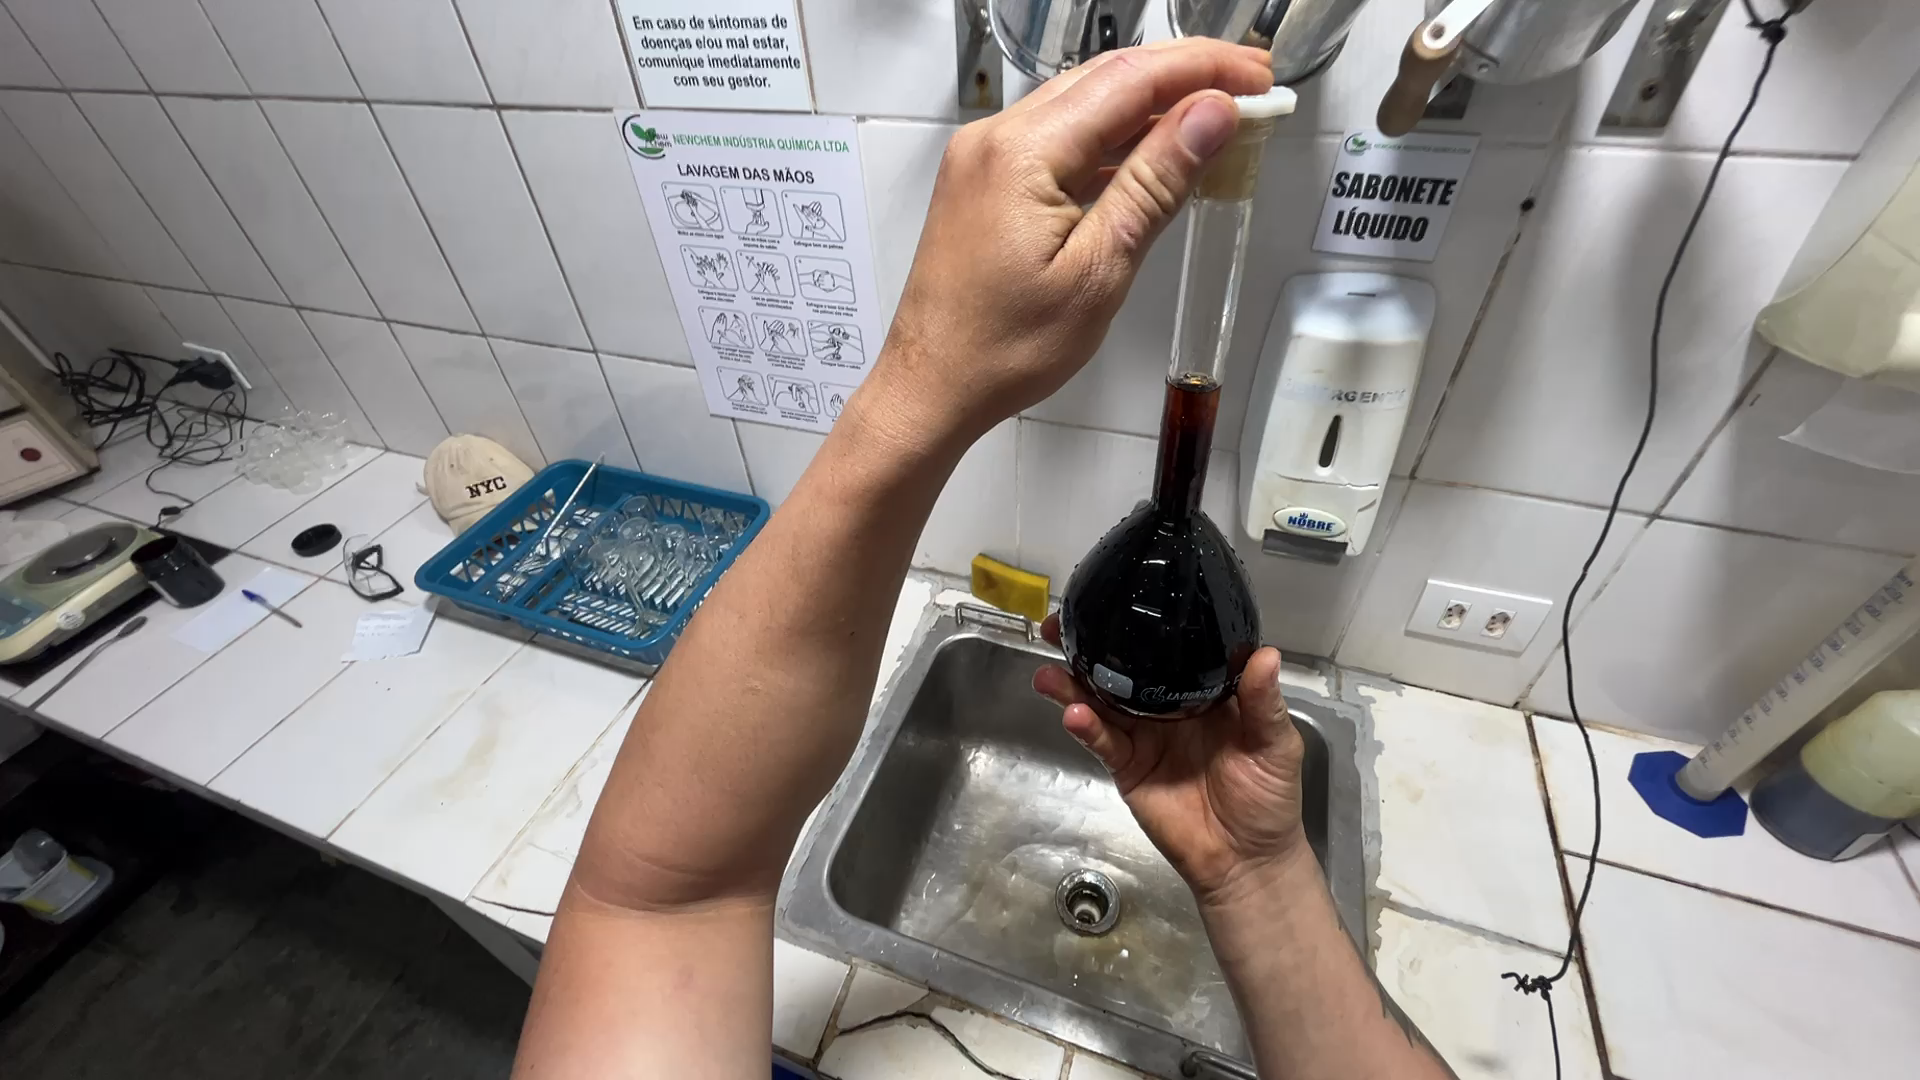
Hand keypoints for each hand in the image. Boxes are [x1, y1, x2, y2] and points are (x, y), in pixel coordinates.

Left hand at [869, 39, 1271, 440]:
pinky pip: (1049, 144)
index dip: (1203, 69)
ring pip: (1076, 108)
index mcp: (1022, 154)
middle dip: (1179, 80)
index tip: (1257, 79)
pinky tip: (1137, 163)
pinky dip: (1099, 146)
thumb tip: (1209, 117)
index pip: (1131, 79)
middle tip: (1243, 95)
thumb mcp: (1095, 274)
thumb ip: (1152, 186)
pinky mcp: (978, 186)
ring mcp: (980, 161)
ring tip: (1203, 128)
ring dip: (1141, 111)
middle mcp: (993, 140)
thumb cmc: (1002, 351)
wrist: (932, 387)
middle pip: (1103, 80)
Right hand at [1032, 613, 1310, 904]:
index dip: (1138, 626)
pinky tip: (1073, 715)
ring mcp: (1140, 734)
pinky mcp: (1125, 765)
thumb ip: (1264, 703)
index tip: (1114, 601)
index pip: (1165, 649)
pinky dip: (1085, 727)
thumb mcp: (1275, 745)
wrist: (1245, 860)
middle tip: (1057, 628)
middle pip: (1119, 669)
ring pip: (1099, 701)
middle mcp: (1163, 705)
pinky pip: (1101, 741)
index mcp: (1198, 690)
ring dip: (1071, 685)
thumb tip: (1264, 654)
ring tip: (1048, 674)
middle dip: (1085, 647)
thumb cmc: (1268, 797)